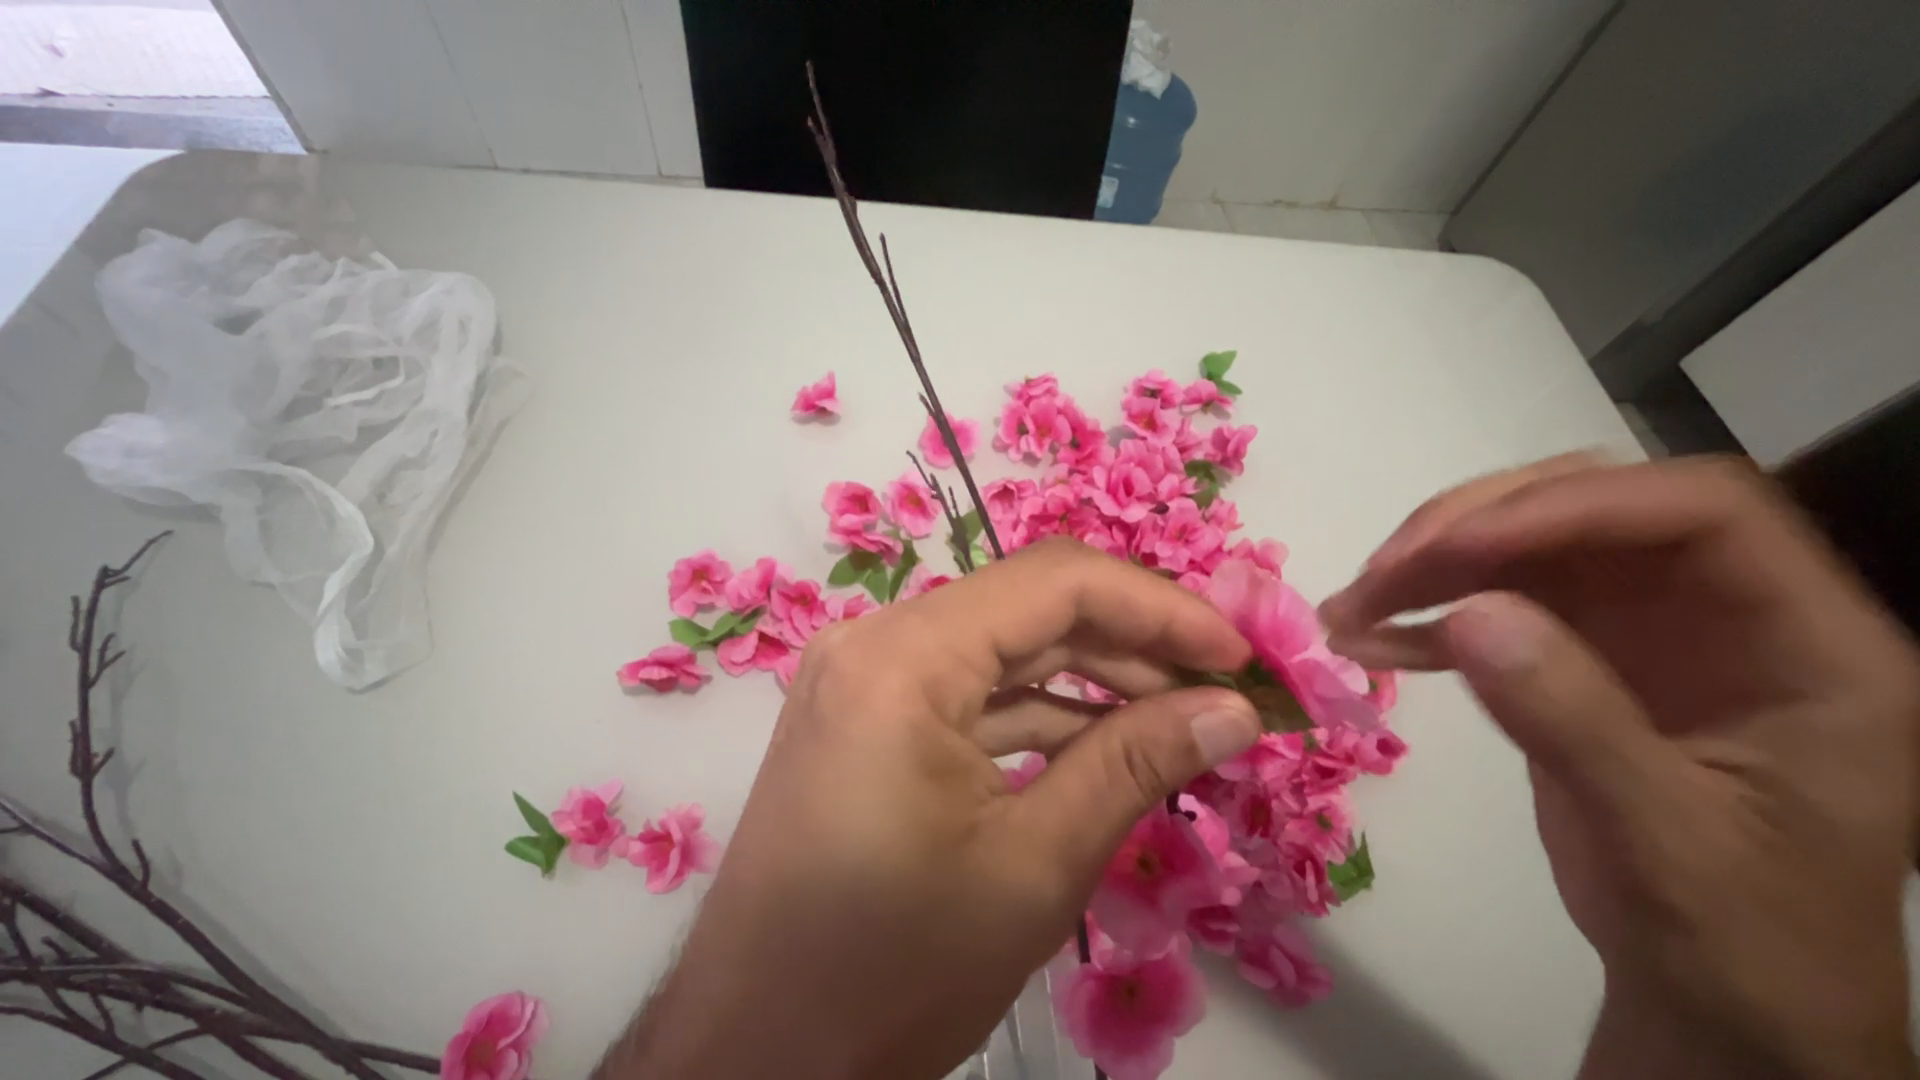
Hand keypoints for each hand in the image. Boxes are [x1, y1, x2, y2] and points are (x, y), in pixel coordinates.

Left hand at [594, 538, 1260, 1079]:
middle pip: (1030, 608)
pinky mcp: (866, 721)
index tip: (1241, 658)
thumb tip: (1234, 710)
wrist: (758, 1053)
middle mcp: (874, 643)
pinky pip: (970, 692)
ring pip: (1003, 648)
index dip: (1161, 610)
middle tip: (1225, 697)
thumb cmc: (893, 970)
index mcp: (903, 658)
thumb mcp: (1034, 867)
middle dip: (1136, 646)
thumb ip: (1136, 767)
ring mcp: (864, 680)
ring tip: (1184, 725)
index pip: (1056, 583)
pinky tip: (1108, 747)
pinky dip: (1041, 713)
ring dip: (1095, 681)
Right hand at [1322, 455, 1919, 1079]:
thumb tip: (1466, 614)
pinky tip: (1367, 641)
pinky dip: (1424, 616)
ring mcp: (1647, 627)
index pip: (1699, 513)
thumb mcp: (1667, 846)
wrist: (1718, 999)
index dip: (1573, 508)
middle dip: (1478, 526)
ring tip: (1350, 608)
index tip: (1455, 549)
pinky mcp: (1583, 655)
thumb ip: (1575, 724)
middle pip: (1595, 506)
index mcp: (1807, 642)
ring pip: (1529, 543)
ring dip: (1431, 565)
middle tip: (1384, 574)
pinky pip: (1494, 602)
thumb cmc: (1736, 942)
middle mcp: (1724, 609)